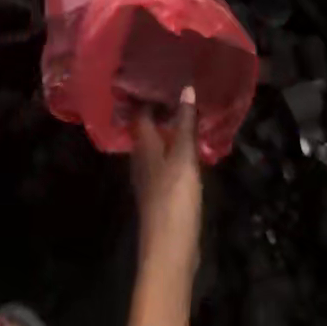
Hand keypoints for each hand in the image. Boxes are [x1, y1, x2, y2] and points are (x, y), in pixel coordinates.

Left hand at [130, 86, 201, 276]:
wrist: (169, 250)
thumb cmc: (174, 199)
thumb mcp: (184, 157)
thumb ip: (185, 124)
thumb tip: (185, 89)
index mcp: (143, 145)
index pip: (139, 112)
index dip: (146, 93)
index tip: (159, 75)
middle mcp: (140, 156)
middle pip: (145, 127)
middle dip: (157, 109)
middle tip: (175, 88)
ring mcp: (149, 175)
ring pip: (155, 143)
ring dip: (166, 128)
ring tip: (185, 112)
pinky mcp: (160, 190)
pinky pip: (164, 158)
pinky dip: (173, 147)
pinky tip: (187, 146)